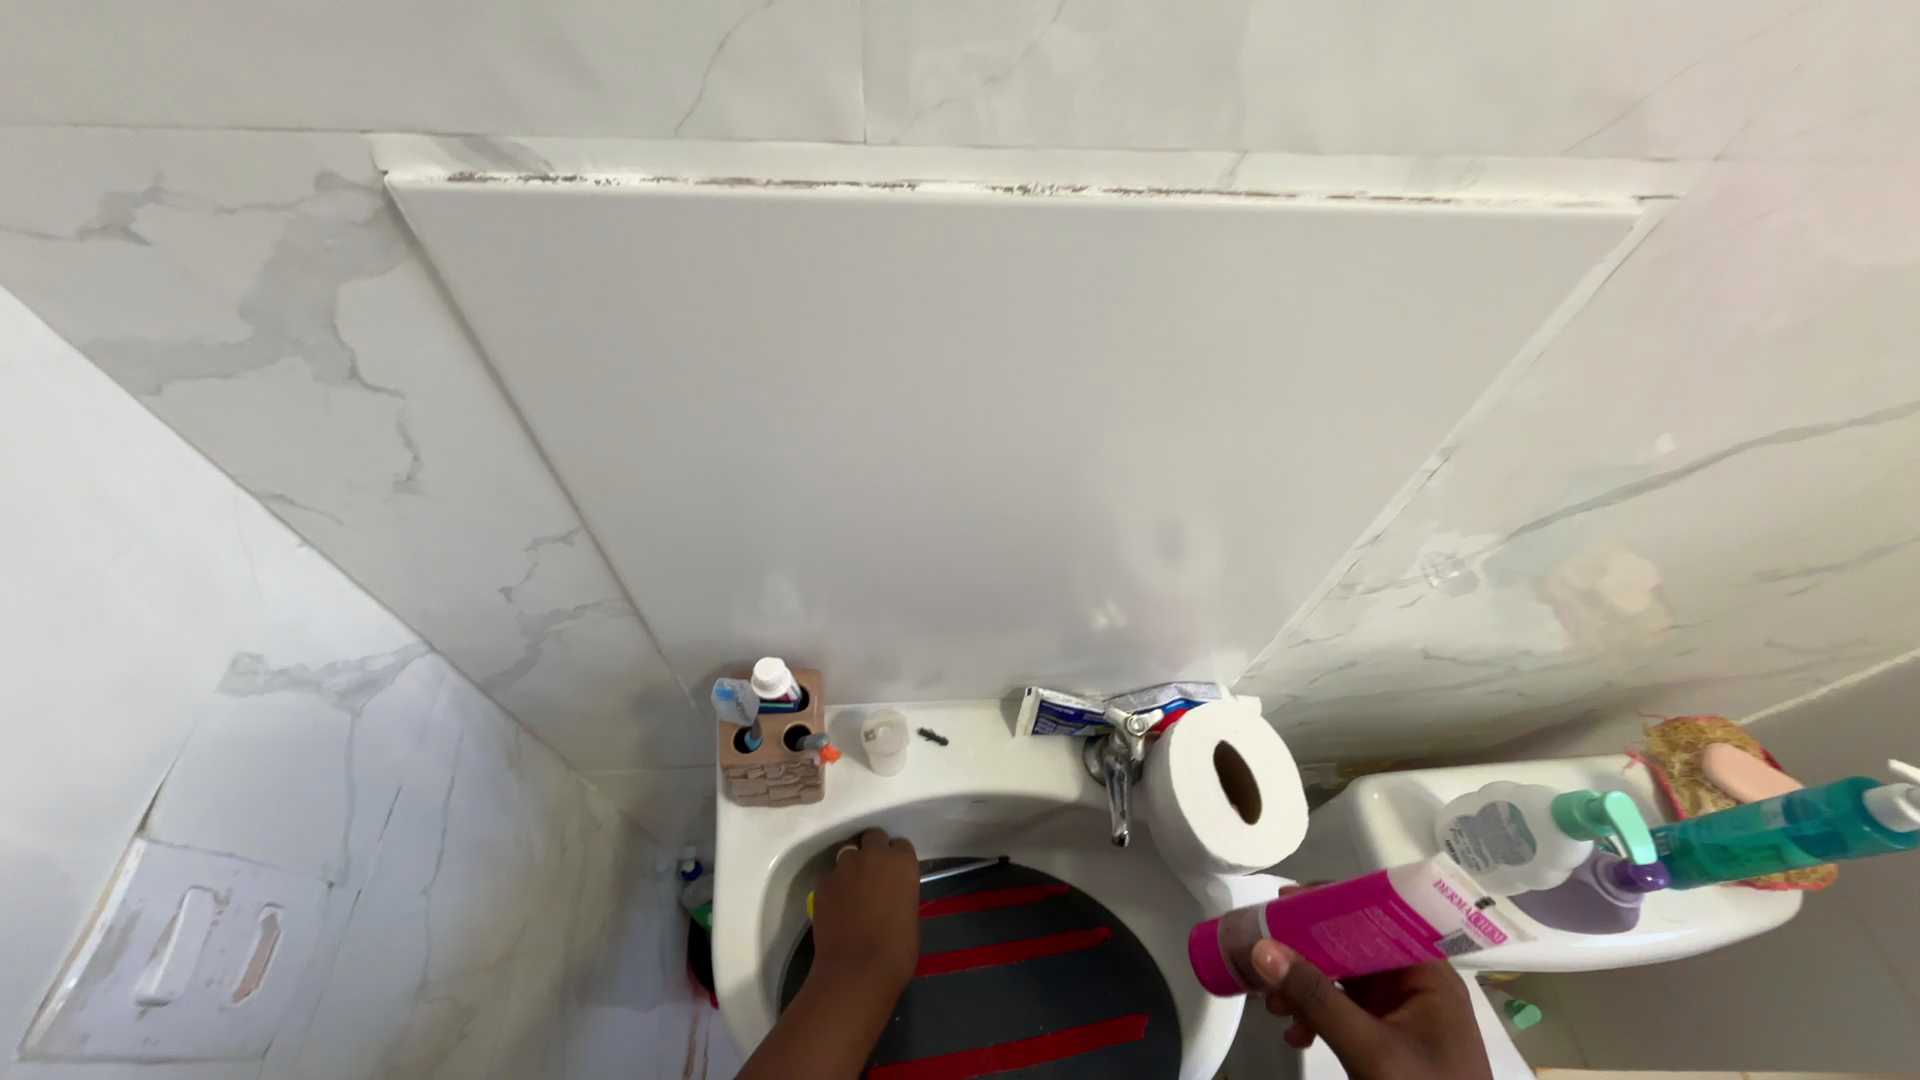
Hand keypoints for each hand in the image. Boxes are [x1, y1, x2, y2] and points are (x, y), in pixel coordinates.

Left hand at [810, 828, 920, 999]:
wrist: (856, 970)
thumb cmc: (896, 950)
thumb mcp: (910, 914)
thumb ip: (900, 892)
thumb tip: (890, 894)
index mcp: (902, 862)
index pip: (900, 845)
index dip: (896, 858)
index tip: (894, 874)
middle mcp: (873, 855)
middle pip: (873, 837)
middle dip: (873, 849)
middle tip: (873, 874)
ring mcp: (844, 866)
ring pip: (848, 853)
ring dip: (851, 866)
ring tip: (851, 890)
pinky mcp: (823, 882)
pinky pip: (830, 875)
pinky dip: (834, 885)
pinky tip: (836, 905)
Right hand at [1249, 890, 1491, 1079]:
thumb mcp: (1369, 1050)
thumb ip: (1316, 997)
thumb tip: (1262, 946)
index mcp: (1428, 976)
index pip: (1377, 917)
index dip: (1331, 903)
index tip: (1285, 900)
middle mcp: (1415, 986)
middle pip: (1352, 945)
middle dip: (1306, 951)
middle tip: (1264, 950)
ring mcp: (1400, 1013)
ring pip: (1342, 978)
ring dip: (1304, 986)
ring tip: (1273, 1004)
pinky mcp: (1385, 1038)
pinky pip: (1341, 1008)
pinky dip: (1314, 1014)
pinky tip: (1294, 1031)